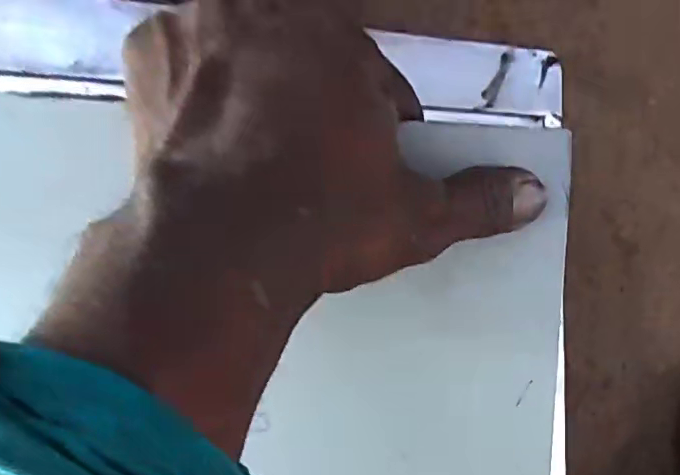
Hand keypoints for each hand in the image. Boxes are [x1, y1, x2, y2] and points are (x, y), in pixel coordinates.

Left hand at [29, 0, 547, 456]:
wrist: (227, 245)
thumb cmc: (327, 224)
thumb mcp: (413, 219)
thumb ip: (472, 201)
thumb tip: (533, 196)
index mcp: (340, 40)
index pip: (371, 80)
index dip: (373, 129)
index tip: (364, 170)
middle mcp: (269, 9)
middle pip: (301, 59)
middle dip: (310, 108)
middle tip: (307, 171)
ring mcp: (199, 21)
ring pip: (238, 56)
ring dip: (250, 96)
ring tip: (256, 162)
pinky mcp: (146, 53)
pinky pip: (179, 67)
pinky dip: (193, 101)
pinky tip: (207, 146)